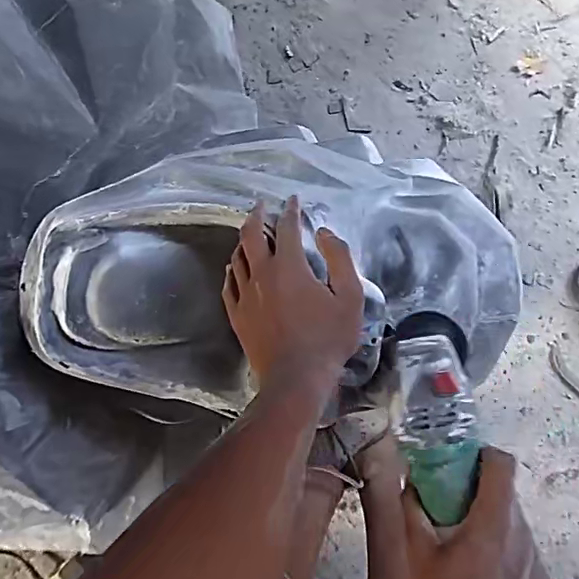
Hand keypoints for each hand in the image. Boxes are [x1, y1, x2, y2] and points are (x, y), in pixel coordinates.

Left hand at [222, 196, 365, 388]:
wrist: (295, 378)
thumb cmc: (328, 339)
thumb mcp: (349, 297)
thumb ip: (339, 259)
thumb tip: (323, 233)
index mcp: (289, 266)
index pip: (286, 228)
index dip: (290, 210)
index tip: (293, 201)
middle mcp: (261, 274)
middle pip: (251, 235)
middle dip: (257, 215)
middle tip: (261, 206)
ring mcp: (245, 295)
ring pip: (237, 257)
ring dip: (244, 241)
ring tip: (250, 235)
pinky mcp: (236, 314)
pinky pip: (229, 284)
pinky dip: (233, 269)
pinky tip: (235, 269)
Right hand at [401, 448, 545, 578]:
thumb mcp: (418, 552)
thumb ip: (411, 510)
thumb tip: (408, 485)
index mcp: (493, 519)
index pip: (502, 465)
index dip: (482, 454)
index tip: (461, 458)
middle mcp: (520, 531)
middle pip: (504, 490)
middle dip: (476, 486)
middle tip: (449, 495)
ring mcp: (532, 555)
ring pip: (511, 516)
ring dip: (487, 514)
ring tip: (460, 531)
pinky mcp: (536, 575)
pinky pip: (518, 542)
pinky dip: (499, 540)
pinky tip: (477, 562)